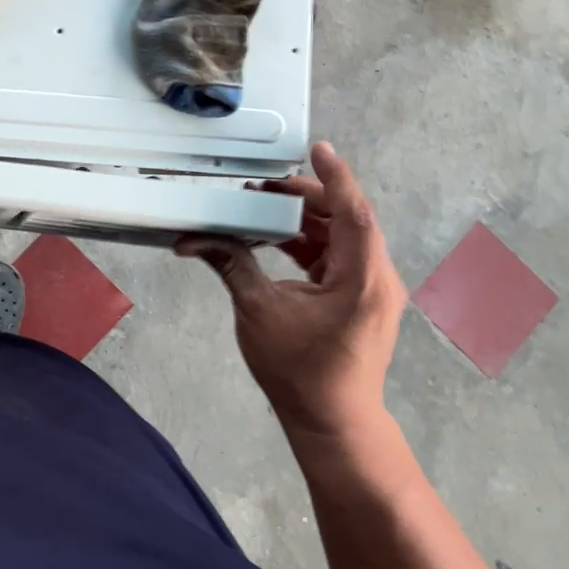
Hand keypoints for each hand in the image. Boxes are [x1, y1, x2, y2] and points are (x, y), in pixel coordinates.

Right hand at [177, 142, 406, 438]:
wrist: (332, 420)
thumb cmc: (299, 369)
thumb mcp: (258, 311)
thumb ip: (231, 265)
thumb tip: (192, 239)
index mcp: (362, 279)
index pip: (354, 213)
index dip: (336, 177)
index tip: (316, 148)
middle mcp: (377, 278)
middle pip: (347, 220)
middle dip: (305, 198)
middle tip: (262, 187)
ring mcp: (371, 289)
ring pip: (342, 236)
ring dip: (304, 220)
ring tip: (262, 208)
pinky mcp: (360, 299)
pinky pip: (337, 256)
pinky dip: (307, 242)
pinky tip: (274, 238)